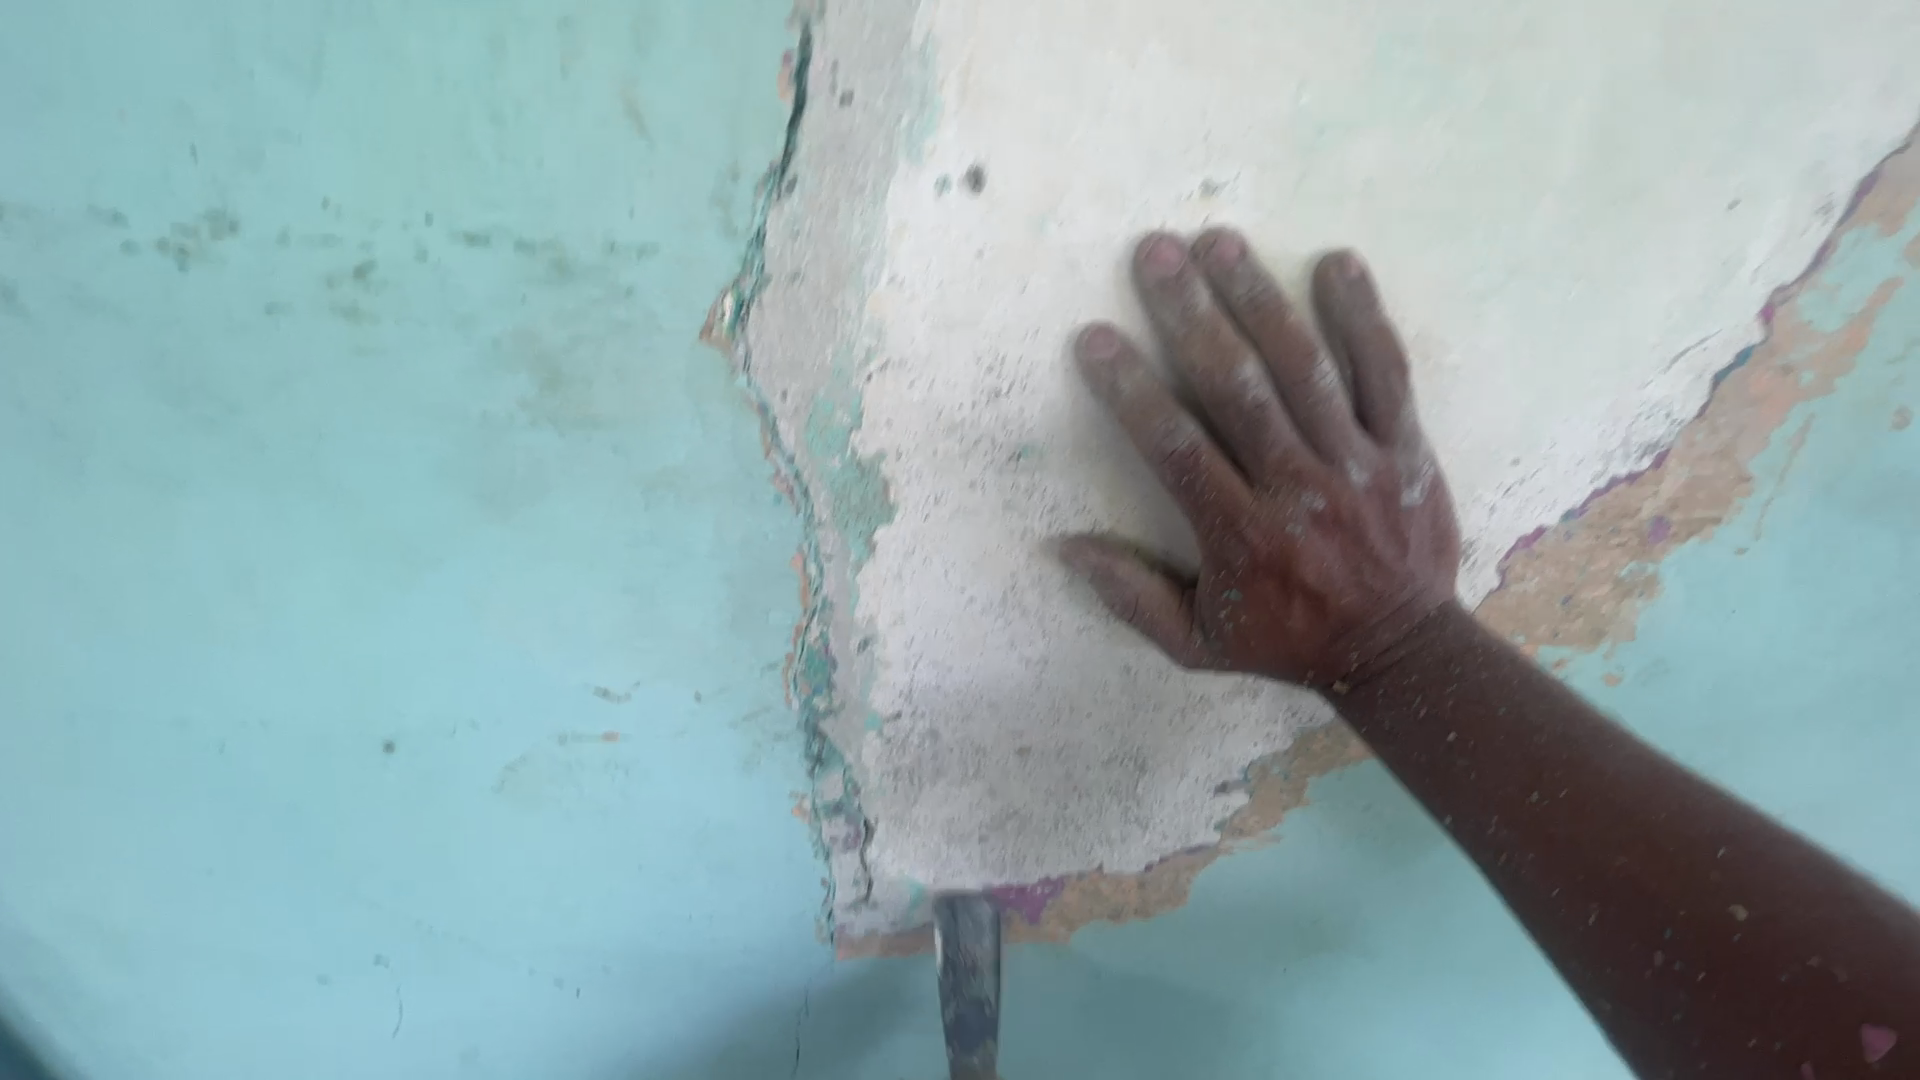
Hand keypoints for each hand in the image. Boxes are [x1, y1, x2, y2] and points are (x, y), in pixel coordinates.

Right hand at [1061, 229, 1460, 688]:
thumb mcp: (1195, 643)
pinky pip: (1387, 373)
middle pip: (1238, 389)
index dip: (1131, 391)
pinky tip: (1335, 263)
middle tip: (1154, 253)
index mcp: (1240, 535)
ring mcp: (1358, 463)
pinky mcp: (1408, 449)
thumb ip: (1131, 595)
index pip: (1175, 449)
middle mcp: (1296, 489)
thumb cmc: (1285, 640)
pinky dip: (1363, 317)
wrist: (1401, 653)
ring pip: (1306, 368)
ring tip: (1219, 241)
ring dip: (1259, 298)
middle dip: (1191, 316)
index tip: (1095, 339)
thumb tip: (1064, 547)